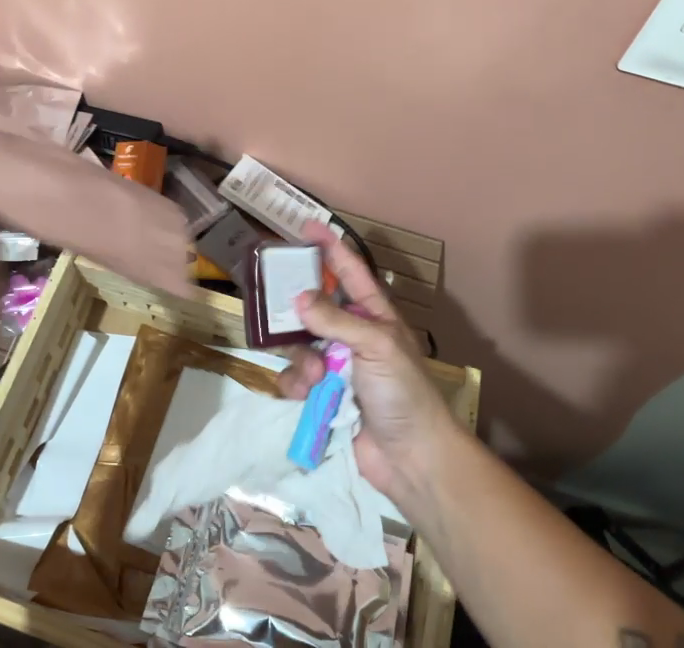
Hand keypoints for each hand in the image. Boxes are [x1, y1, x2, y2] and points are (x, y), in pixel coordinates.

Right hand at [276, 222, 458, 502]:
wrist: (410, 458)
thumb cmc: (403, 393)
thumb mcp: (375, 346)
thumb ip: (336, 319)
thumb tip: (298, 298)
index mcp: (375, 316)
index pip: (350, 272)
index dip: (330, 248)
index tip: (307, 226)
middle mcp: (355, 336)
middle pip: (315, 308)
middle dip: (297, 310)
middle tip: (273, 301)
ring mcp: (339, 368)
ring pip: (300, 346)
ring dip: (301, 358)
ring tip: (316, 376)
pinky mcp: (325, 396)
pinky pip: (296, 379)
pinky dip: (298, 386)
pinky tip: (309, 396)